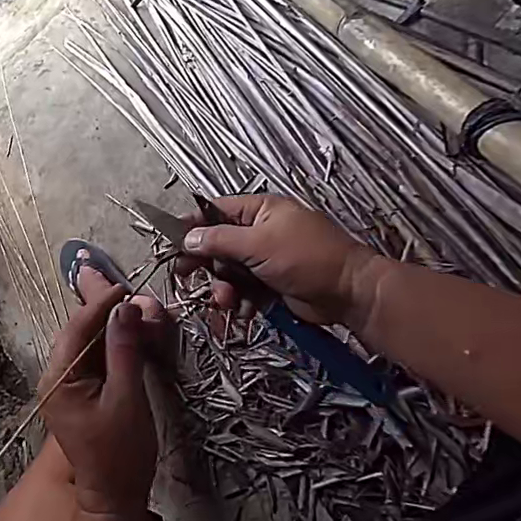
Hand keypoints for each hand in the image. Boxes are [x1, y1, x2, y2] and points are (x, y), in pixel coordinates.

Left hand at [39, 287, 159, 517]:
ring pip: (89, 345)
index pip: (77, 329)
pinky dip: (113, 348)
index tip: (126, 288)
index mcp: (58, 380)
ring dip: (112, 329)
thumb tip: (126, 308)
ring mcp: (67, 387)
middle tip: (136, 298)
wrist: (115, 497)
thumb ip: (125, 350)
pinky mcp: (81, 394)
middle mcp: (56, 379)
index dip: (101, 305)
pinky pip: (95, 361)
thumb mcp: (127, 397)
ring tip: (138, 313)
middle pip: (80, 334)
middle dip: (108, 314)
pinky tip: (132, 337)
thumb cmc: (121, 452)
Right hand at [176, 195, 387, 331]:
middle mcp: (261, 232)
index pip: (216, 211)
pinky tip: (242, 310)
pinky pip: (244, 290)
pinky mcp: (272, 284)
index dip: (192, 225)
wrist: (349, 293)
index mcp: (260, 210)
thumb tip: (188, 237)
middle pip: (219, 245)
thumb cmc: (307, 258)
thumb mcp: (258, 243)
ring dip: (223, 288)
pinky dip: (239, 301)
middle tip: (185, 275)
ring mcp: (267, 259)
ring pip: (229, 272)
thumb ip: (219, 240)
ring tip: (226, 300)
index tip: (172, 241)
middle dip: (206, 264)